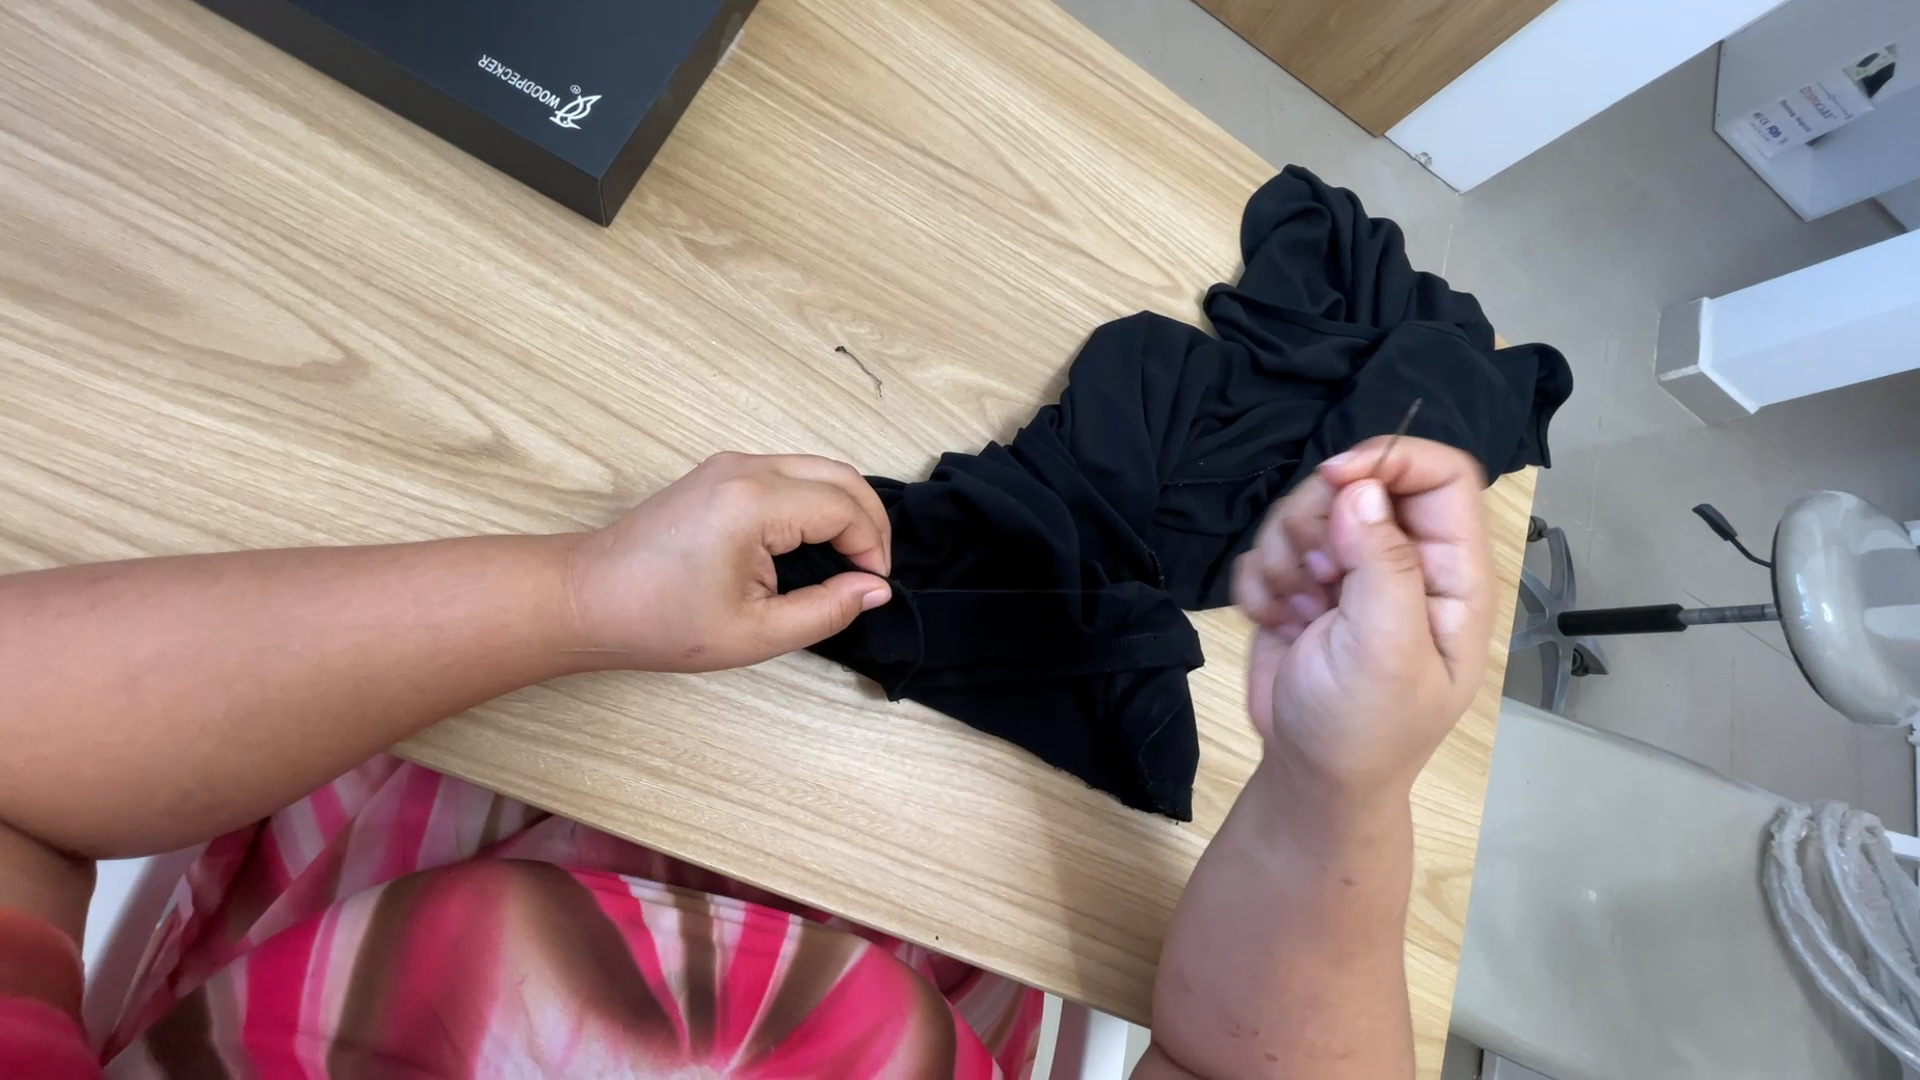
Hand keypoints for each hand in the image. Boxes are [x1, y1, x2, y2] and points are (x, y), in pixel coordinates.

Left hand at [564, 452, 892, 671]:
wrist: (586, 598)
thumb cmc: (662, 623)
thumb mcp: (755, 634)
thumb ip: (826, 610)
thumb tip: (876, 590)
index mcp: (754, 503)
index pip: (843, 508)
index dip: (871, 548)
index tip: (872, 588)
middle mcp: (747, 469)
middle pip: (841, 475)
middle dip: (870, 521)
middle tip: (873, 570)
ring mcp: (732, 464)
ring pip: (819, 469)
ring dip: (846, 509)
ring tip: (851, 558)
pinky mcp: (722, 472)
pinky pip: (792, 474)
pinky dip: (819, 502)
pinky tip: (816, 542)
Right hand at [1231, 438, 1492, 798]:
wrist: (1308, 773)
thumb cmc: (1363, 727)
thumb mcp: (1386, 652)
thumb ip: (1383, 566)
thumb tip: (1360, 490)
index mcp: (1448, 575)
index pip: (1440, 477)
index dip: (1389, 461)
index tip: (1332, 479)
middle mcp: (1399, 564)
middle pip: (1353, 487)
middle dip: (1315, 526)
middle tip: (1314, 581)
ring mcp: (1344, 575)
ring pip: (1301, 514)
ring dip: (1282, 560)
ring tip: (1294, 613)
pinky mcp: (1296, 588)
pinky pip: (1265, 550)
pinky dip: (1258, 583)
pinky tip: (1272, 622)